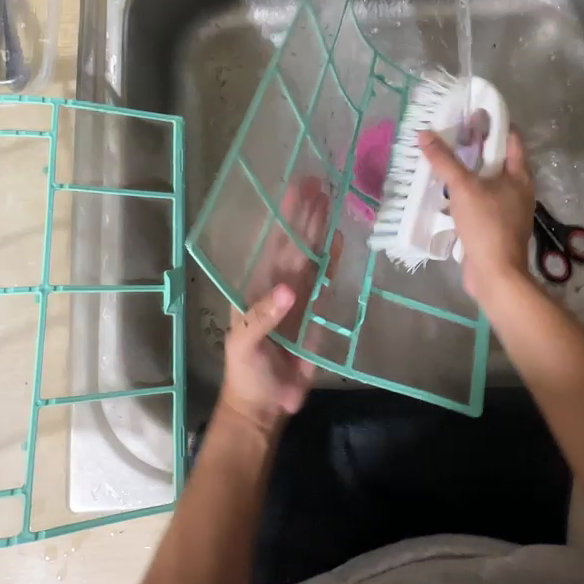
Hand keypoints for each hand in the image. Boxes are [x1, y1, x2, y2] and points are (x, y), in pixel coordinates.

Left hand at [220, 178, 331, 435]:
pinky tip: (339, 238)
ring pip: (312, 253)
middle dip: (306, 212)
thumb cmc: (246, 370)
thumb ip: (263, 317)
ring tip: (331, 198)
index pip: (273, 241)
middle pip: (296, 240)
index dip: (285, 214)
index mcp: (256, 284)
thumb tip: (290, 290)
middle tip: (320, 181)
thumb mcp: (244, 344)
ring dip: (321, 227)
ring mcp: (299, 295)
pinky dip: (333, 258)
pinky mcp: (317, 311)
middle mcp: (279, 282)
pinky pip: (326, 278)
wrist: (267, 403)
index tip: (297, 187)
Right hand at [419, 128, 535, 304]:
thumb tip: (425, 134)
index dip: (494, 123)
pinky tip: (448, 193)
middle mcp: (519, 189)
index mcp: (520, 175)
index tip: (471, 114)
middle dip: (477, 148)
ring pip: (488, 182)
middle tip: (452, 136)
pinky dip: (467, 194)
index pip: (511, 138)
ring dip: (470, 172)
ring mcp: (509, 209)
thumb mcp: (463, 187)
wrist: (496, 274)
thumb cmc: (486, 224)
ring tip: (446, 161)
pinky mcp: (496, 226)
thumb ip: (444, 161)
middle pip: (499, 160)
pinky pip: (481, 202)